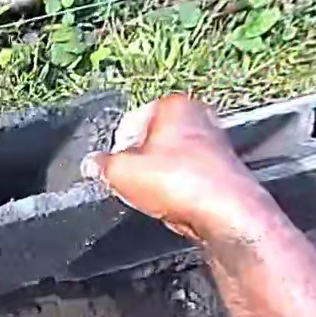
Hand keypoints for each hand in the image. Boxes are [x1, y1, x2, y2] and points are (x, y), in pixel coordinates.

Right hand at [81, 94, 279, 243]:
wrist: (223, 211)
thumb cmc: (180, 182)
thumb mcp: (120, 172)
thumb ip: (100, 165)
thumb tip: (92, 164)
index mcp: (173, 105)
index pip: (128, 123)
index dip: (114, 149)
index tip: (110, 167)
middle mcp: (196, 116)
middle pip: (148, 141)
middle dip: (136, 162)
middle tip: (129, 182)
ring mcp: (211, 141)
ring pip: (166, 160)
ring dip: (154, 177)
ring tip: (151, 195)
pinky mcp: (218, 167)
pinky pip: (182, 177)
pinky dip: (173, 188)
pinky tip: (170, 202)